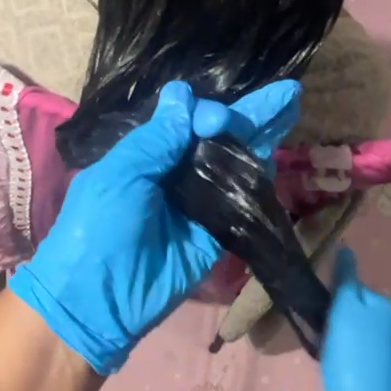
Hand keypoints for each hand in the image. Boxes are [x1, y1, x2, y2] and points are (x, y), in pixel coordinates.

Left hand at [12, 80, 301, 373]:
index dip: (208, 113)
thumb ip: (158, 138)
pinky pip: (243, 203)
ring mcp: (201, 204)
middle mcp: (179, 174)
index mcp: (149, 155)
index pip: (189, 121)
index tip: (214, 119)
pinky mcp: (219, 233)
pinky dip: (260, 180)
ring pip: (238, 164)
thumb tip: (183, 93)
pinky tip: (278, 154)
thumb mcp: (120, 174)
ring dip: (264, 138)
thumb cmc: (98, 227)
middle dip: (252, 114)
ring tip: (292, 107)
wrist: (99, 299)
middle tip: (287, 92)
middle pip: (222, 138)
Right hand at [321, 248, 390, 390]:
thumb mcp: (344, 309)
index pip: (352, 288)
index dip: (333, 299)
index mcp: (385, 305)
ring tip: (331, 352)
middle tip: (324, 334)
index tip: (322, 313)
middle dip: (338, 318)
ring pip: (356, 329)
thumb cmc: (350, 354)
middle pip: (355, 309)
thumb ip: (346, 280)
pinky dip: (349, 352)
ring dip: (342, 335)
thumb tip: (346, 250)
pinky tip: (341, 366)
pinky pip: (361, 348)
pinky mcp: (384, 367)